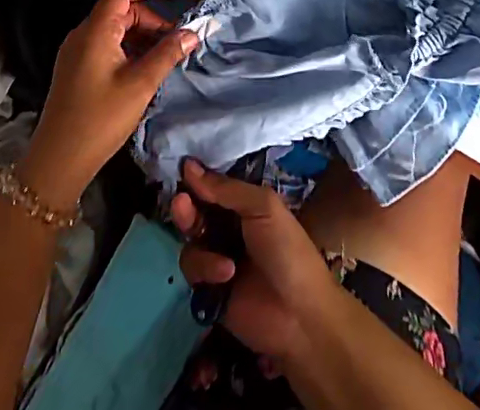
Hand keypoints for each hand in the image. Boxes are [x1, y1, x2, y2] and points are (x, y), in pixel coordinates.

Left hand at [19, 0, 198, 211]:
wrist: (59, 160)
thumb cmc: (100, 118)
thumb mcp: (141, 84)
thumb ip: (168, 53)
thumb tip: (193, 32)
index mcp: (95, 30)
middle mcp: (83, 35)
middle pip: (121, 10)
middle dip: (153, 19)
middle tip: (178, 39)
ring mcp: (77, 52)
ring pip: (116, 29)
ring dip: (143, 36)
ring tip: (167, 56)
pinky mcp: (77, 69)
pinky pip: (107, 45)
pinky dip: (130, 48)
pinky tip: (146, 68)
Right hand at [173, 160, 341, 365]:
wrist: (299, 313)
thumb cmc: (287, 250)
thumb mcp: (264, 208)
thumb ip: (226, 189)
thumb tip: (189, 165)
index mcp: (246, 206)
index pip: (214, 186)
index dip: (197, 178)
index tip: (180, 167)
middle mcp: (229, 228)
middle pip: (196, 213)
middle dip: (187, 208)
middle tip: (181, 203)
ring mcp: (218, 258)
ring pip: (190, 243)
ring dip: (202, 248)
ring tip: (226, 262)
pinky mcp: (208, 288)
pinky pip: (191, 271)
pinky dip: (206, 270)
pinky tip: (226, 276)